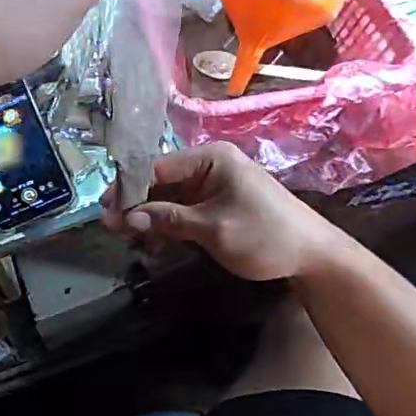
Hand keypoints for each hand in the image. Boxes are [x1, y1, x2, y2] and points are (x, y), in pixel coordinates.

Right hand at [103, 142, 341, 280]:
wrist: (311, 256)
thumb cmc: (265, 235)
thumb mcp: (213, 228)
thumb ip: (169, 220)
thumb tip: (127, 217)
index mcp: (210, 159)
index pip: (157, 167)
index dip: (128, 187)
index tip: (104, 208)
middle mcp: (208, 167)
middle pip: (160, 183)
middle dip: (136, 205)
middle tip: (112, 229)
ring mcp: (212, 188)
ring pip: (168, 200)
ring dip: (149, 219)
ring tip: (129, 240)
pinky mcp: (216, 207)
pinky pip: (182, 212)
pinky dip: (167, 227)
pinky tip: (154, 245)